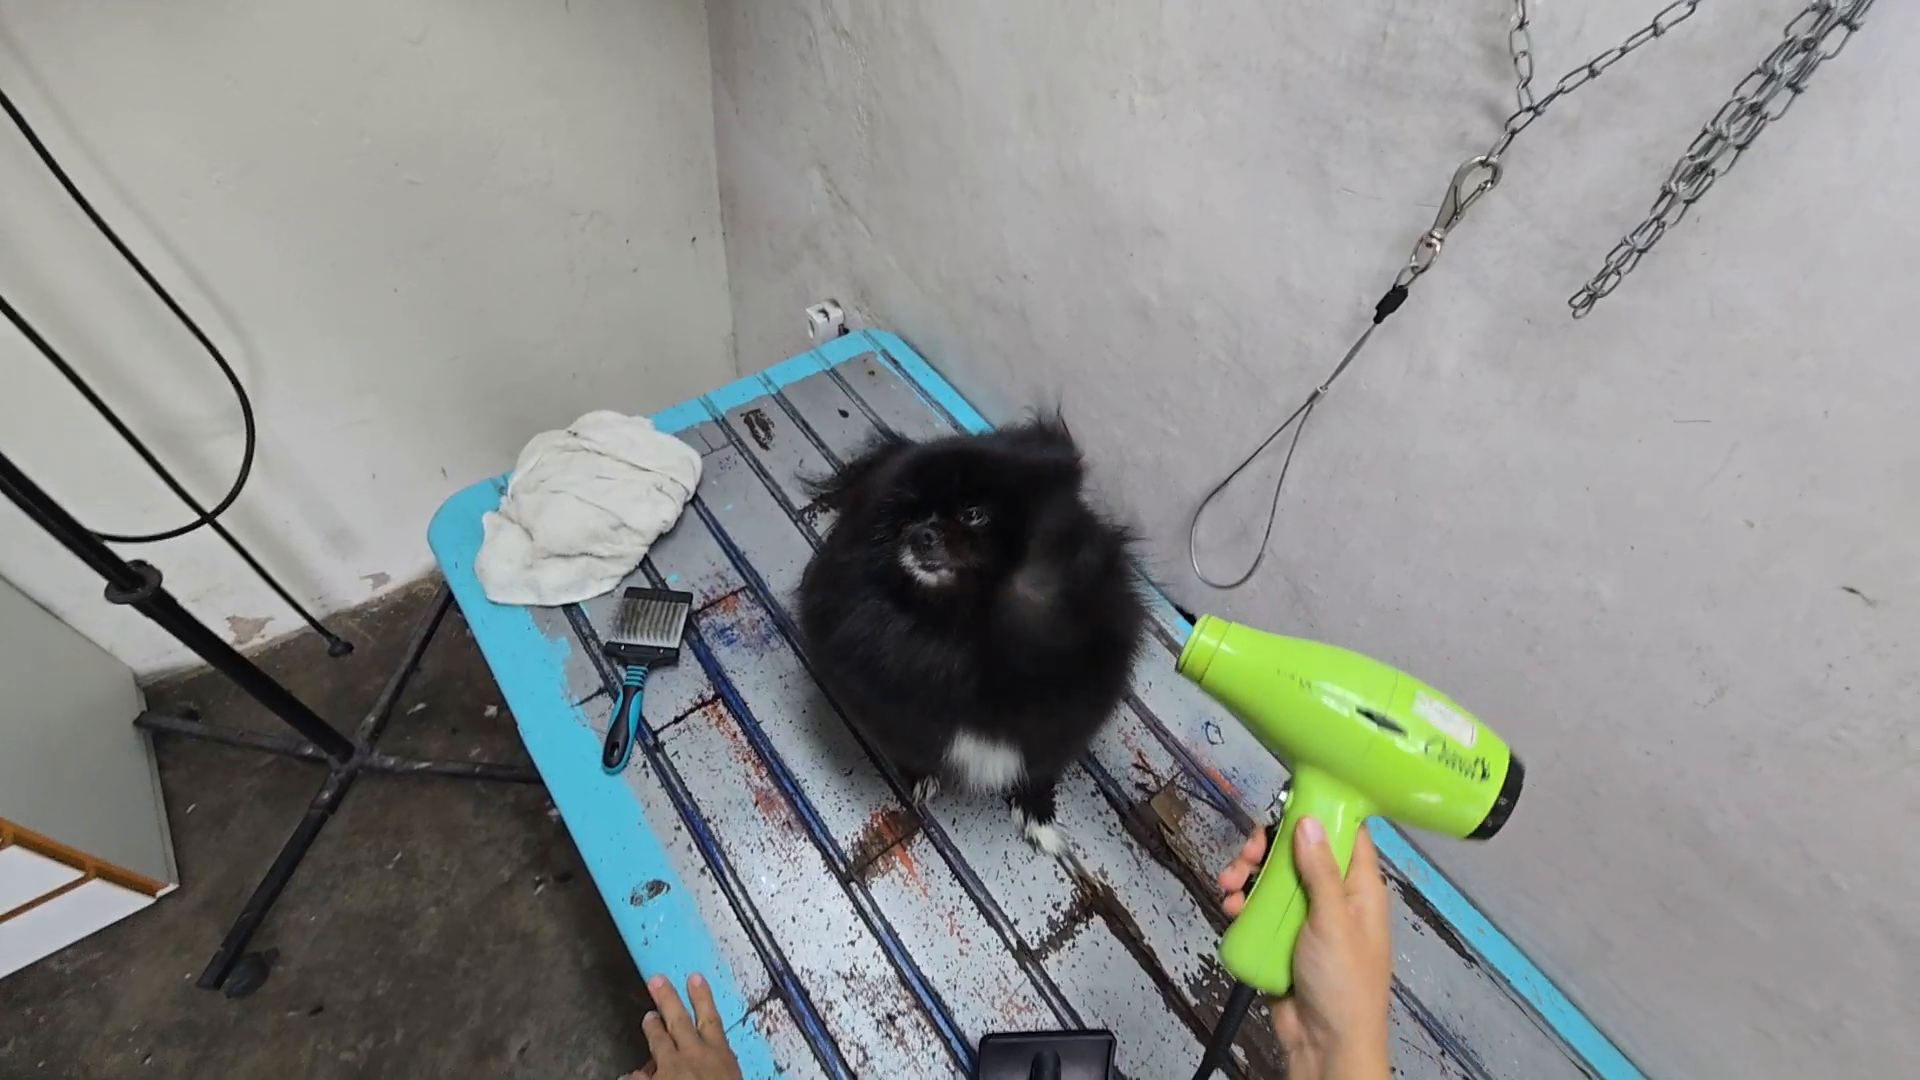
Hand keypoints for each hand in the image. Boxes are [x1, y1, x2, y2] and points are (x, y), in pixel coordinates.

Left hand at [623, 973, 743, 1079]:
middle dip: (668, 999)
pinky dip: (631, 1076)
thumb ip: (720, 1067)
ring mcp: (671, 1069)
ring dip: (652, 1027)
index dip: (702, 997)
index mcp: (719, 1054)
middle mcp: (695, 1054)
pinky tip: (624, 1075)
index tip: (695, 977)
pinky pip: (636, 1078)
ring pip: (659, 1042)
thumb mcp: (729, 1077)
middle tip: (656, 980)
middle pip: (680, 1020)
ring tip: (647, 1017)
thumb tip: (714, 1065)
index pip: (710, 1019)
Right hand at [1218, 819, 1392, 1079]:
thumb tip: (1309, 819)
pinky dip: (1241, 900)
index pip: (1345, 835)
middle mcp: (1333, 894)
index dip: (1319, 812)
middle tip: (1247, 854)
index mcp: (1358, 889)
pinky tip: (1230, 907)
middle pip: (1297, 849)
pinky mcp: (1281, 932)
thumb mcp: (1333, 923)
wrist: (1324, 1046)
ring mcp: (1305, 913)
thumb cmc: (1342, 983)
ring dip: (1247, 873)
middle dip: (1267, 847)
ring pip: (1272, 874)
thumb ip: (1320, 872)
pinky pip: (1258, 903)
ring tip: (1229, 884)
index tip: (1287, 800)